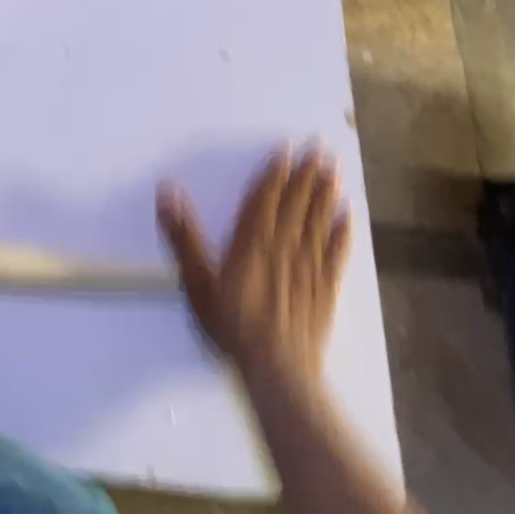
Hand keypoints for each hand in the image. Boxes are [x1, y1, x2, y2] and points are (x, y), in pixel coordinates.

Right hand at [157, 145, 351, 390]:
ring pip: (318, 222)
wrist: (278, 368)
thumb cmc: (231, 323)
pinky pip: (337, 254)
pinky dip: (343, 232)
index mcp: (251, 242)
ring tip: (334, 168)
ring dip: (326, 193)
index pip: (264, 199)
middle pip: (296, 204)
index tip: (285, 148)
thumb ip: (183, 235)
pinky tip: (347, 215)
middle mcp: (283, 247)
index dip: (274, 173)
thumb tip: (167, 192)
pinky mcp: (326, 289)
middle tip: (320, 146)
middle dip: (307, 174)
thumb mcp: (196, 280)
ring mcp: (309, 268)